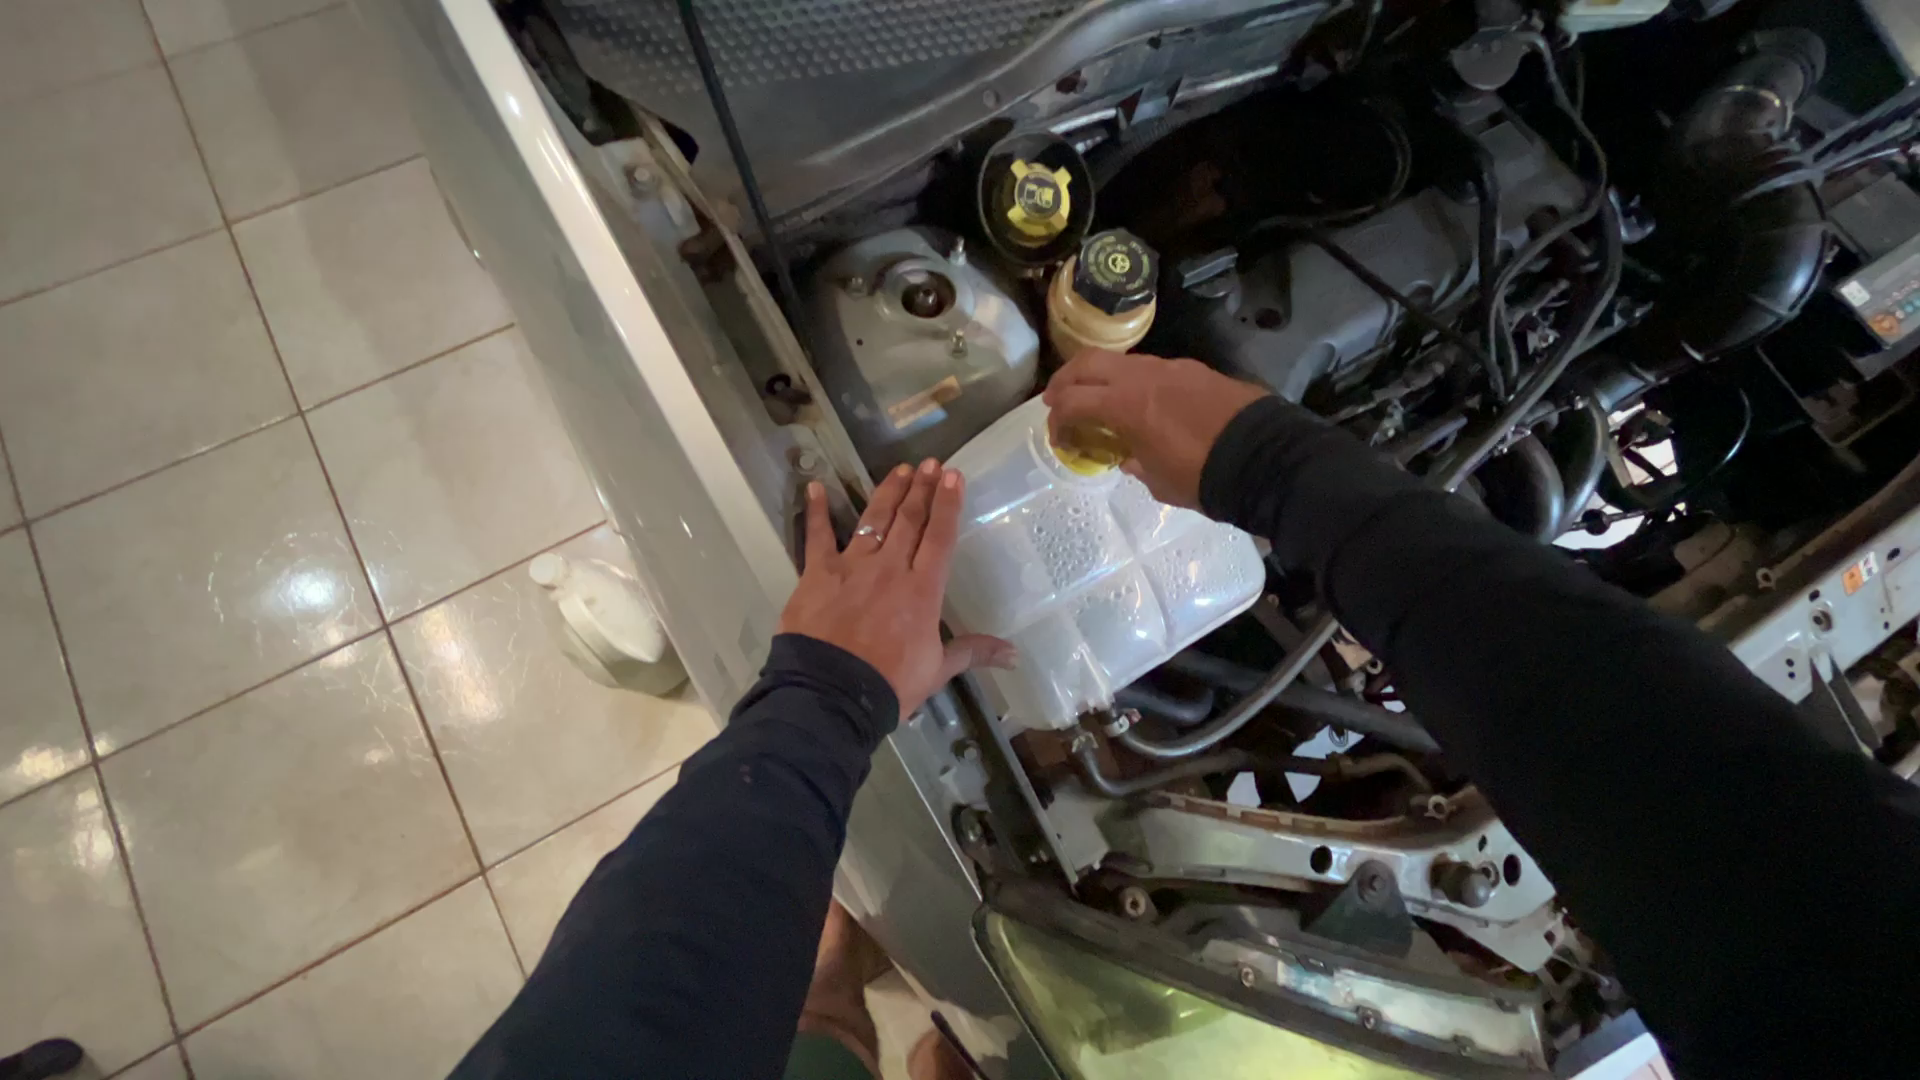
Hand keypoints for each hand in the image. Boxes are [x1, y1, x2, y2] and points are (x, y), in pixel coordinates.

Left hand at [779, 460, 1015, 718]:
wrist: (831, 693)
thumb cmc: (890, 683)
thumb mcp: (937, 669)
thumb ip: (973, 653)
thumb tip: (1014, 655)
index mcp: (922, 589)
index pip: (940, 537)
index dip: (948, 504)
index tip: (954, 476)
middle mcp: (890, 567)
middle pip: (910, 519)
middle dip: (922, 489)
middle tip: (931, 463)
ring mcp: (852, 566)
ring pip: (874, 519)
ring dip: (888, 492)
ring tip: (901, 470)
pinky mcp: (817, 573)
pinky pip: (817, 536)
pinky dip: (816, 511)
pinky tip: (814, 487)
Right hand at [1042, 350, 1269, 507]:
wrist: (1265, 458)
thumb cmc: (1203, 477)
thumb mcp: (1158, 481)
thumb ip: (1134, 462)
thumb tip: (1126, 455)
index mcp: (1125, 405)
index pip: (1072, 401)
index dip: (1056, 419)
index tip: (1057, 436)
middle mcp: (1142, 377)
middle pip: (1087, 364)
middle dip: (1065, 381)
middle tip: (1056, 400)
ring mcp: (1170, 368)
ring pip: (1120, 361)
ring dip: (1100, 377)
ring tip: (1096, 398)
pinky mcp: (1194, 370)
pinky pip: (1150, 368)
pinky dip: (1132, 380)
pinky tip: (1139, 400)